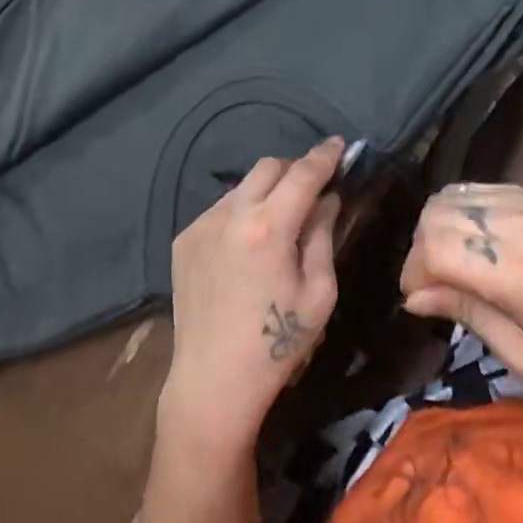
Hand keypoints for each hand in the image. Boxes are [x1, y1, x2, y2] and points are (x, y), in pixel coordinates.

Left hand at [162, 138, 344, 452]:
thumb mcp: (318, 294)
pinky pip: (219, 211)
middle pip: (267, 167)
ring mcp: (201, 223)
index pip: (302, 174)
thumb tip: (326, 199)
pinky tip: (245, 249)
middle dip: (294, 169)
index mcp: (268, 226)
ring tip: (277, 225)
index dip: (324, 156)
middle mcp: (230, 213)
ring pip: (241, 188)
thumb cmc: (276, 343)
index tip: (339, 144)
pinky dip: (239, 215)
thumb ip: (322, 236)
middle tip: (312, 187)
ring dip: (265, 193)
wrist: (213, 378)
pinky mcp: (184, 239)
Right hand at [399, 183, 522, 395]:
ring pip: (445, 198)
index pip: (438, 251)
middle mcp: (520, 228)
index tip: (417, 297)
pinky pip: (466, 190)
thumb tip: (413, 298)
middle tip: (429, 284)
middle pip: (434, 218)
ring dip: (432, 230)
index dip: (414, 272)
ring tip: (445, 263)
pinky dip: (451, 212)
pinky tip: (464, 241)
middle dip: (418, 251)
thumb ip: (468, 316)